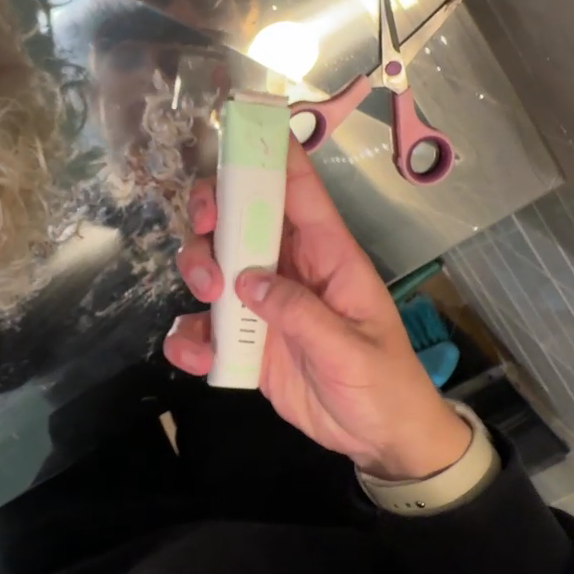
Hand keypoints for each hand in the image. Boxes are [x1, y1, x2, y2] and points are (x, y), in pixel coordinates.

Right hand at [162, 140, 469, 479]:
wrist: (379, 441)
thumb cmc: (384, 387)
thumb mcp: (352, 351)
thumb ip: (301, 314)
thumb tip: (246, 281)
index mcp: (327, 257)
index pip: (299, 192)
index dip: (271, 155)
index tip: (236, 131)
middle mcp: (288, 268)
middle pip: (239, 218)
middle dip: (212, 214)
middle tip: (205, 232)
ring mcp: (262, 302)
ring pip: (212, 263)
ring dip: (196, 271)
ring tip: (206, 301)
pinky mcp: (244, 339)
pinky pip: (203, 325)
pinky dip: (189, 336)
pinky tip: (195, 355)